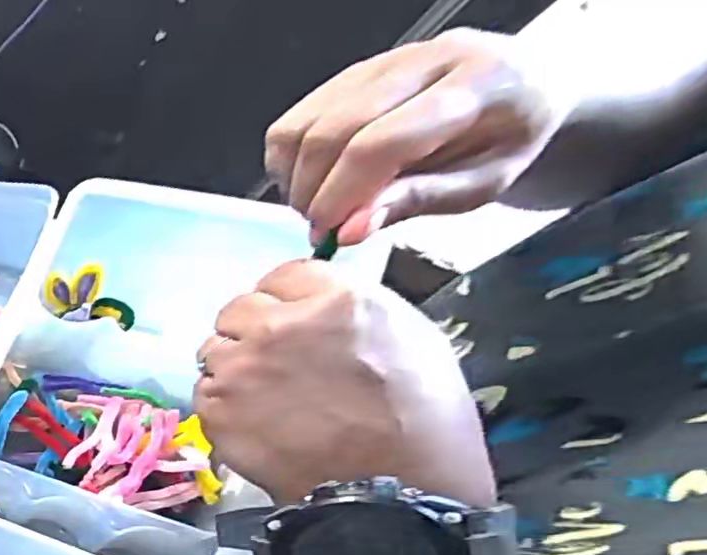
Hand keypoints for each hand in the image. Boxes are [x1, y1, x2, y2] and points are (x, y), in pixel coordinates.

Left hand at [197, 260, 493, 506]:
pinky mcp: (212, 408)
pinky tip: (249, 416)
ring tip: (259, 391)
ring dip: (229, 364)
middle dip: (248, 328)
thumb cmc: (415, 412)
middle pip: (235, 309)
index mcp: (333, 301)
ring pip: (212, 350)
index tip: (286, 316)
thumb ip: (346, 310)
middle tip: (268, 356)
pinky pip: (203, 390)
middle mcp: (275, 328)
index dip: (282, 297)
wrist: (384, 482)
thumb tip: (310, 302)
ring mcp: (237, 370)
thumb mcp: (405, 335)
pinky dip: (219, 399)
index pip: (282, 275)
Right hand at [267, 28, 573, 244]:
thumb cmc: (505, 143)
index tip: (330, 234)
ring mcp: (379, 64)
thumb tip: (347, 231)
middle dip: (311, 194)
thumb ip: (413, 203)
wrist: (526, 89)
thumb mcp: (480, 185)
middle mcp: (425, 60)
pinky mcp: (347, 77)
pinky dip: (286, 165)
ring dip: (295, 182)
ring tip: (323, 200)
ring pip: (297, 133)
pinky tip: (315, 178)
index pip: (375, 145)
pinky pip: (288, 129)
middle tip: (326, 224)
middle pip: (328, 135)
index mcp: (476, 83)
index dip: (338, 199)